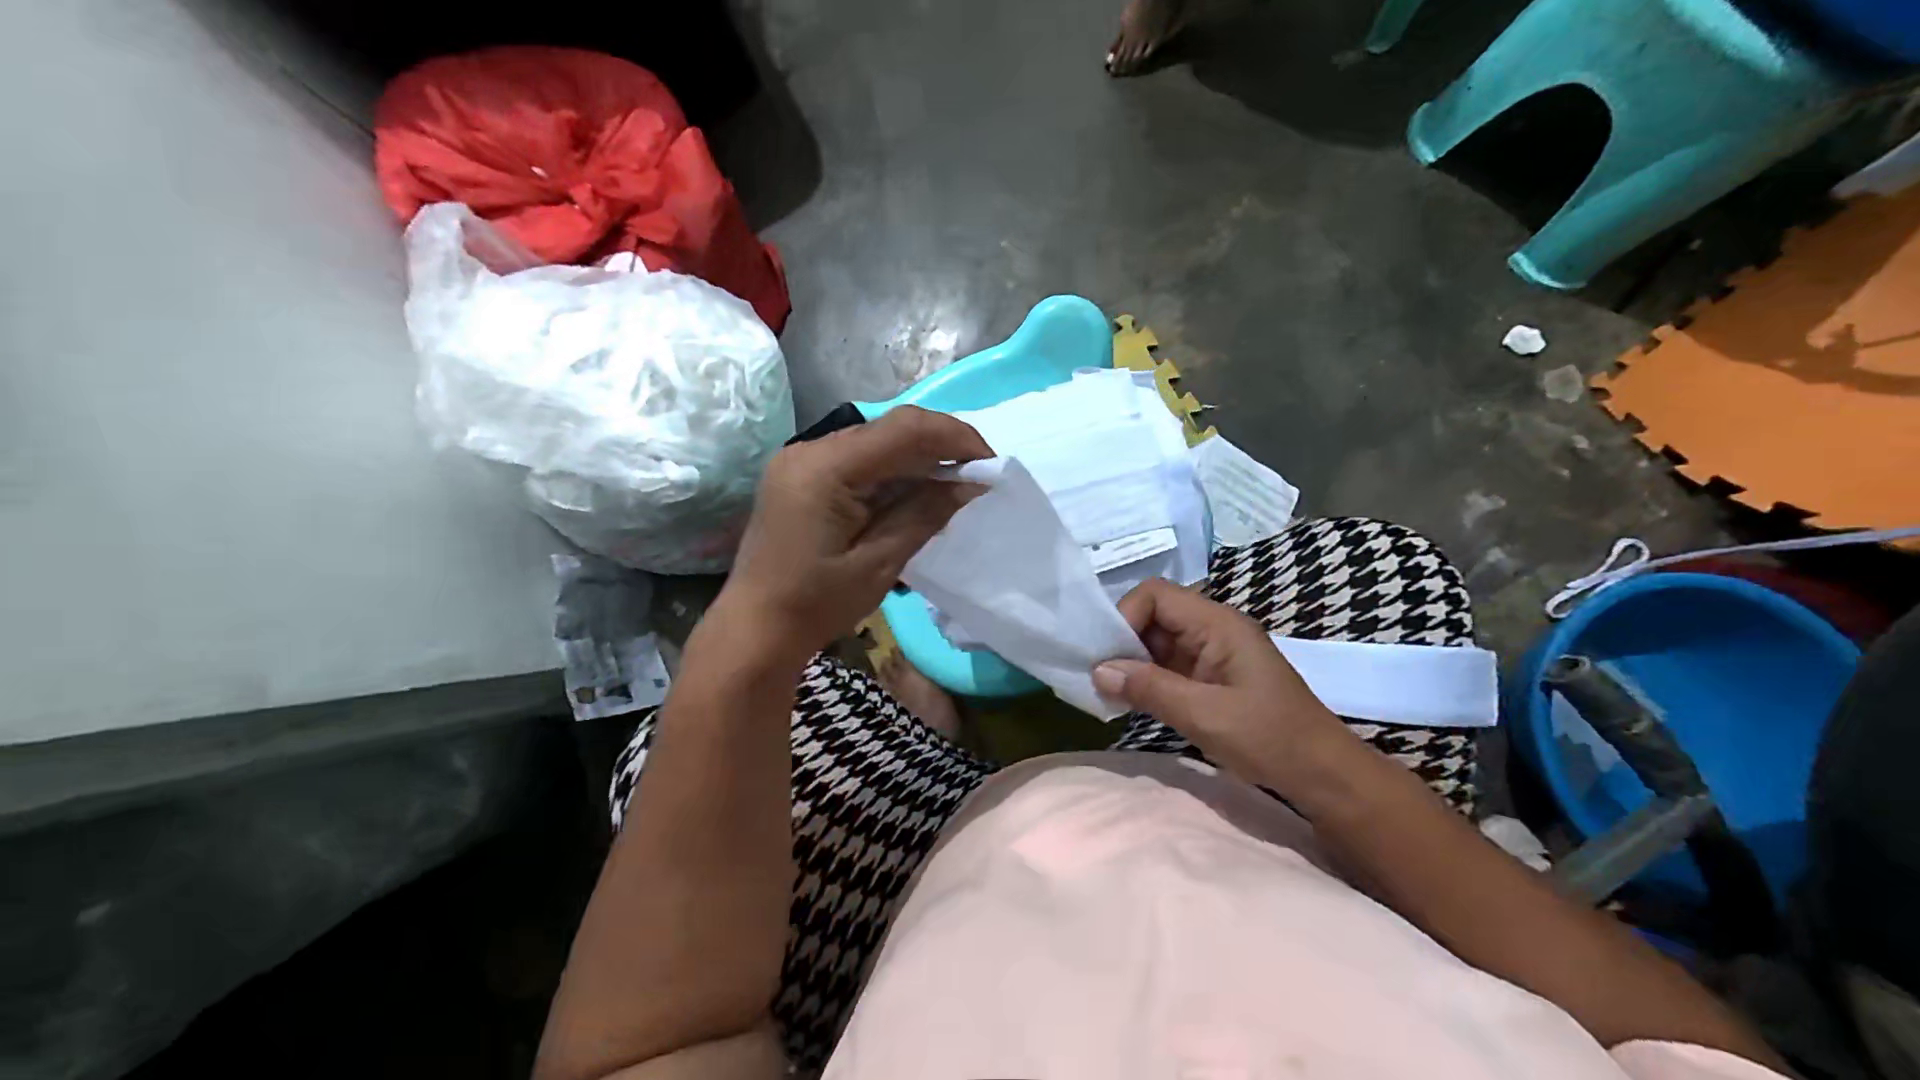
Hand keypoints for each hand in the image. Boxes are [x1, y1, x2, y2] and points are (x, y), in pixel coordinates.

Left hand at [715, 406, 992, 662]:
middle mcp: (809, 450)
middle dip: (938, 447)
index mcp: (825, 468)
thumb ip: (925, 513)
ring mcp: (800, 460)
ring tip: (950, 487)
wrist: (755, 628)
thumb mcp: (880, 562)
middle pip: (889, 429)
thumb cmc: (816, 604)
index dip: (954, 437)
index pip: (903, 429)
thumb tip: (971, 483)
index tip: (990, 463)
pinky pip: (856, 459)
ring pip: (874, 442)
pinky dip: (890, 471)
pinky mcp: (799, 475)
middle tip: (975, 477)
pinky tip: (911, 493)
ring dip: (916, 459)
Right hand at [1093, 578, 1350, 785]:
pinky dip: (1145, 679)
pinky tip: (1129, 700)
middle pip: (1153, 615)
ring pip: (1156, 641)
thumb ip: (1149, 688)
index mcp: (1217, 624)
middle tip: (1099, 676)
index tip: (1108, 656)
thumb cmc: (1270, 738)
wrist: (1323, 775)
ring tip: (1108, 691)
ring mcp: (1211, 654)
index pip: (1156, 595)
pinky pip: (1166, 666)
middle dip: (1122, 641)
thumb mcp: (1204, 715)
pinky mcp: (1209, 679)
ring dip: (1131, 663)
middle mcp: (1212, 630)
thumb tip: (1097, 670)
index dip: (1125, 616)